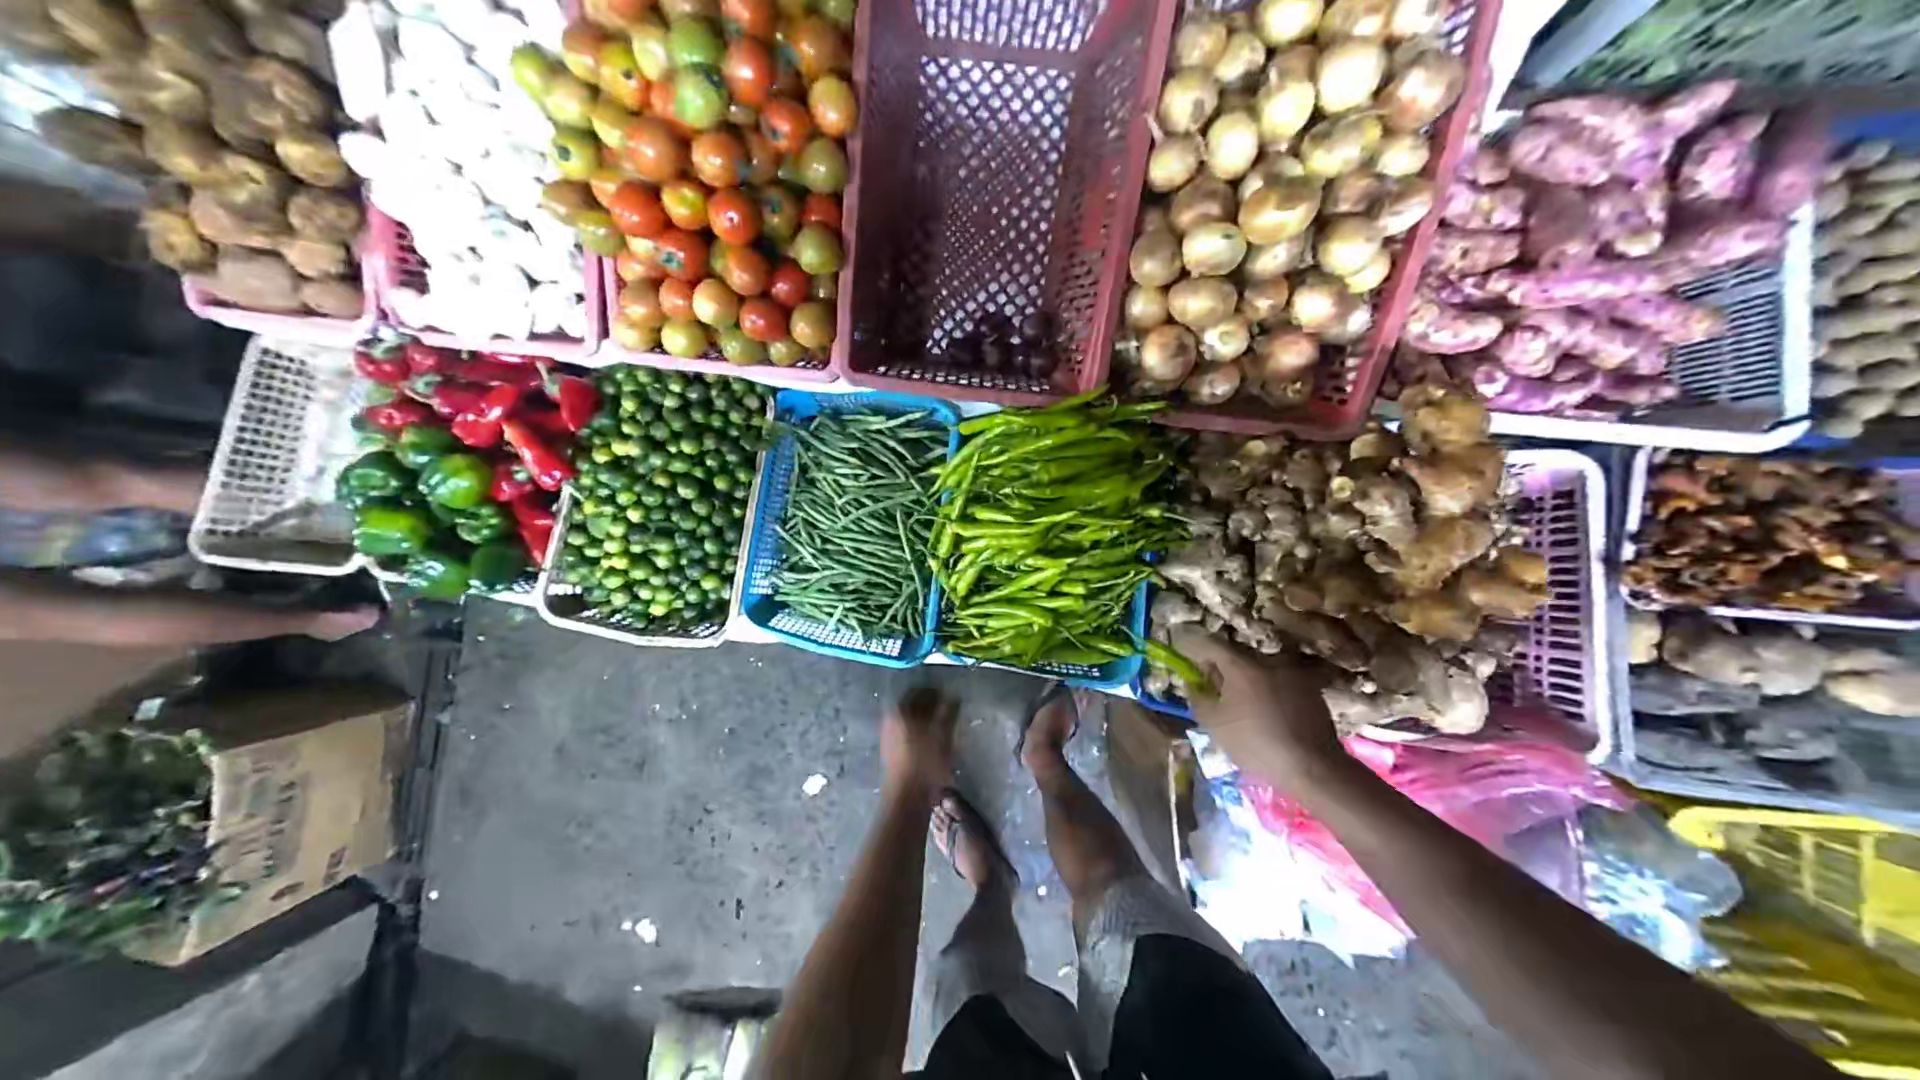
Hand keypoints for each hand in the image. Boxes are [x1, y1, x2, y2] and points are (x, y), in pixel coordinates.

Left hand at [880, 686, 957, 802]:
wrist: (907, 797)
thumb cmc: (926, 764)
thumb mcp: (942, 736)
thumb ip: (948, 714)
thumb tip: (953, 697)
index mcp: (901, 711)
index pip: (919, 691)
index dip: (935, 692)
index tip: (949, 695)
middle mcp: (890, 719)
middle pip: (912, 704)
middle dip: (929, 704)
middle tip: (947, 708)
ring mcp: (888, 735)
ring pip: (909, 718)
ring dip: (924, 717)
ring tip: (941, 723)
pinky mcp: (890, 749)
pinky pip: (906, 730)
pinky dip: (918, 729)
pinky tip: (931, 738)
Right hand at [1171, 626, 1349, 789]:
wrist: (1313, 767)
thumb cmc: (1256, 744)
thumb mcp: (1214, 725)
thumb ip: (1198, 698)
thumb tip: (1194, 684)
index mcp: (1242, 665)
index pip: (1210, 644)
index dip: (1193, 648)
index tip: (1185, 658)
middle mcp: (1269, 660)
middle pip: (1237, 655)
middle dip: (1222, 667)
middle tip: (1214, 687)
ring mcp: (1294, 673)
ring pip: (1260, 668)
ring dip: (1247, 679)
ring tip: (1242, 703)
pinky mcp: (1312, 689)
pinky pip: (1280, 681)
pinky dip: (1268, 690)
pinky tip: (1268, 713)